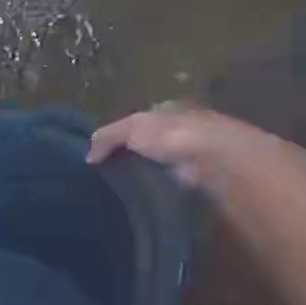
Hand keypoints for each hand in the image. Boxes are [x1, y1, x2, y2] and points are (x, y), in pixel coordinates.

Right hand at [86, 104, 273, 188]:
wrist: (216, 158)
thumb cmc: (172, 134)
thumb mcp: (129, 129)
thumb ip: (106, 138)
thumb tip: (89, 158)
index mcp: (169, 110)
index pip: (142, 118)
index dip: (123, 133)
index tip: (105, 151)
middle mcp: (185, 127)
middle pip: (153, 140)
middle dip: (136, 152)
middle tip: (111, 171)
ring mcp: (197, 151)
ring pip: (165, 160)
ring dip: (150, 171)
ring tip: (126, 186)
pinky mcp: (205, 173)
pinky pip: (176, 180)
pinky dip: (164, 186)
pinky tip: (149, 195)